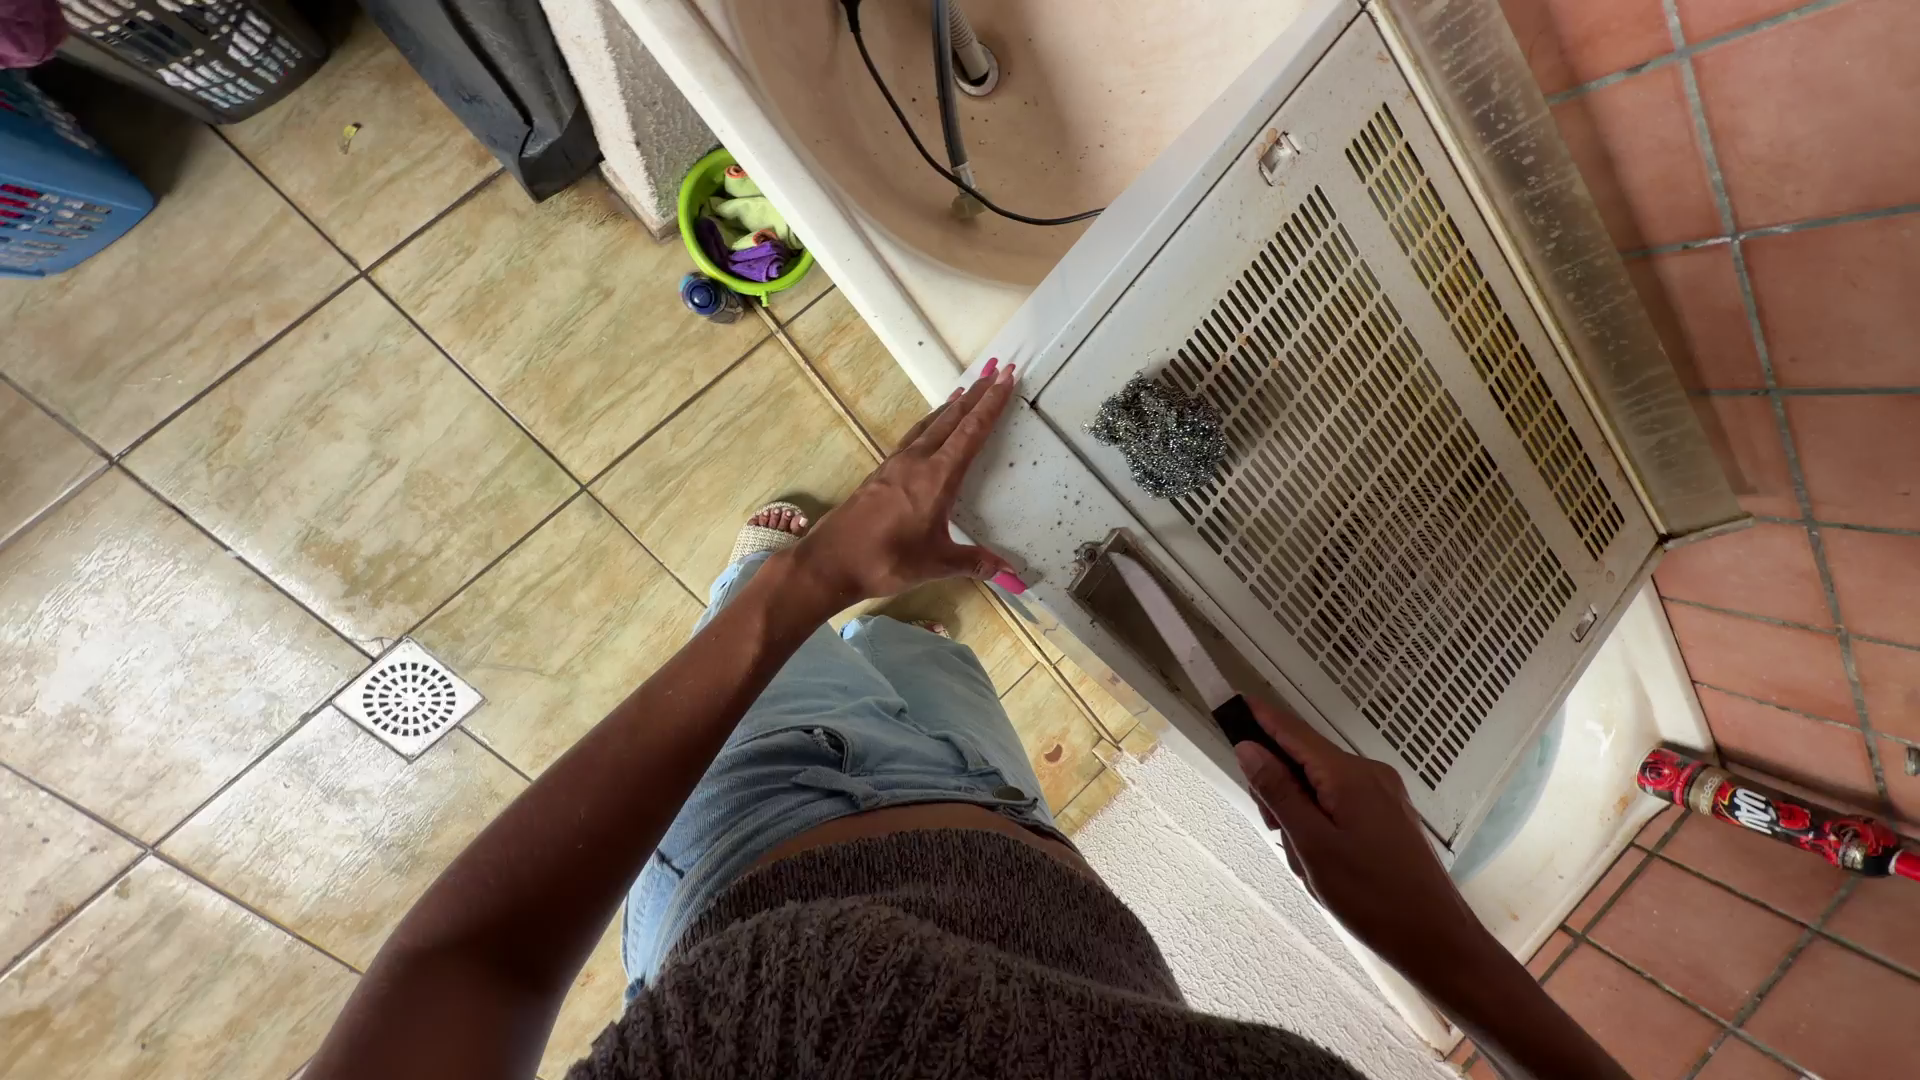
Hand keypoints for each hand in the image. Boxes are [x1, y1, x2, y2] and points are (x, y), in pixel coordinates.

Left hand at [781, 358, 1019, 605]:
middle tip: (994, 370)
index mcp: (937, 477)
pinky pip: (913, 437)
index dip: (991, 404)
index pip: (971, 432)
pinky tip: (930, 428)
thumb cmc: (887, 560)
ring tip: (967, 390)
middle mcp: (917, 462)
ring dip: (951, 406)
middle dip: (976, 394)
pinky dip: (929, 424)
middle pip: (952, 418)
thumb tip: (1011, 573)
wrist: (831, 561)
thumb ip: (975, 562)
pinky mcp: (880, 473)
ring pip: (930, 424)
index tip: (1005, 377)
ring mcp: (895, 465)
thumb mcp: (937, 563)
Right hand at [1233, 698, 1495, 981]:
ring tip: (1307, 860)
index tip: (1230, 702)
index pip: (1292, 731)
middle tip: (1276, 830)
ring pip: (1318, 785)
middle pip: (1303, 760)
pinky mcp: (1388, 815)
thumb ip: (1277, 791)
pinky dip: (1320, 822)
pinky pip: (1338, 802)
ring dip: (1300, 814)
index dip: (1259, 717)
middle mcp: (1368, 773)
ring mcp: (1383, 793)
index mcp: (1348, 775)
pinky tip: (1324, 861)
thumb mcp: (1311, 843)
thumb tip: (1248, 747)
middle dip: (1279, 789)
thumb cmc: (1371, 896)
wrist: (1441, 945)